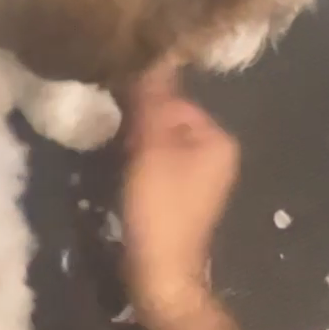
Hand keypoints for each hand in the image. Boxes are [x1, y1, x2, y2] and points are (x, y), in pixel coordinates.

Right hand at [122, 63, 239, 318]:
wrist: (161, 274)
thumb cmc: (159, 210)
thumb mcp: (152, 149)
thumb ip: (151, 101)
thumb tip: (150, 55)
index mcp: (218, 138)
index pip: (175, 97)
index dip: (141, 103)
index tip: (114, 112)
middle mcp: (217, 154)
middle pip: (167, 119)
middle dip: (137, 124)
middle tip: (110, 135)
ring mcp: (201, 179)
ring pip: (160, 144)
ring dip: (135, 145)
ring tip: (113, 155)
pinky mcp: (181, 198)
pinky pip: (158, 167)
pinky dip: (139, 166)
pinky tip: (123, 177)